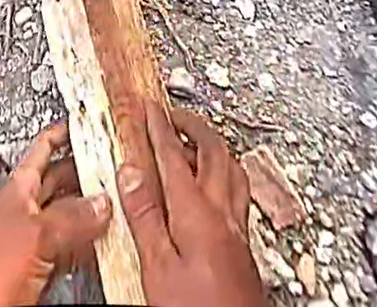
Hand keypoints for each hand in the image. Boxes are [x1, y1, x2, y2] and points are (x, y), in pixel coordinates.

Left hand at [0, 122, 111, 306]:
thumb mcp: (37, 232)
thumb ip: (71, 213)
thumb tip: (101, 201)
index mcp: (18, 189)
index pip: (44, 148)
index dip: (64, 133)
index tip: (86, 124)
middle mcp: (25, 210)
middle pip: (60, 180)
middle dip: (85, 172)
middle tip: (111, 166)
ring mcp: (33, 239)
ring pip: (69, 214)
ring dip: (91, 209)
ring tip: (114, 201)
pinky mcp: (41, 268)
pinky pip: (71, 246)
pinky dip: (89, 241)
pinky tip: (102, 240)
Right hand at [118, 102, 266, 306]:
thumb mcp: (157, 269)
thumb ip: (145, 217)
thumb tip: (131, 172)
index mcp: (197, 211)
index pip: (174, 154)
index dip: (158, 125)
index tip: (147, 107)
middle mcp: (222, 210)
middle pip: (211, 149)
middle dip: (190, 123)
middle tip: (171, 113)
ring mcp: (238, 225)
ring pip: (231, 165)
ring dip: (212, 143)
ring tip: (195, 137)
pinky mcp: (246, 242)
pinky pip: (239, 188)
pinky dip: (226, 170)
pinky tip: (218, 182)